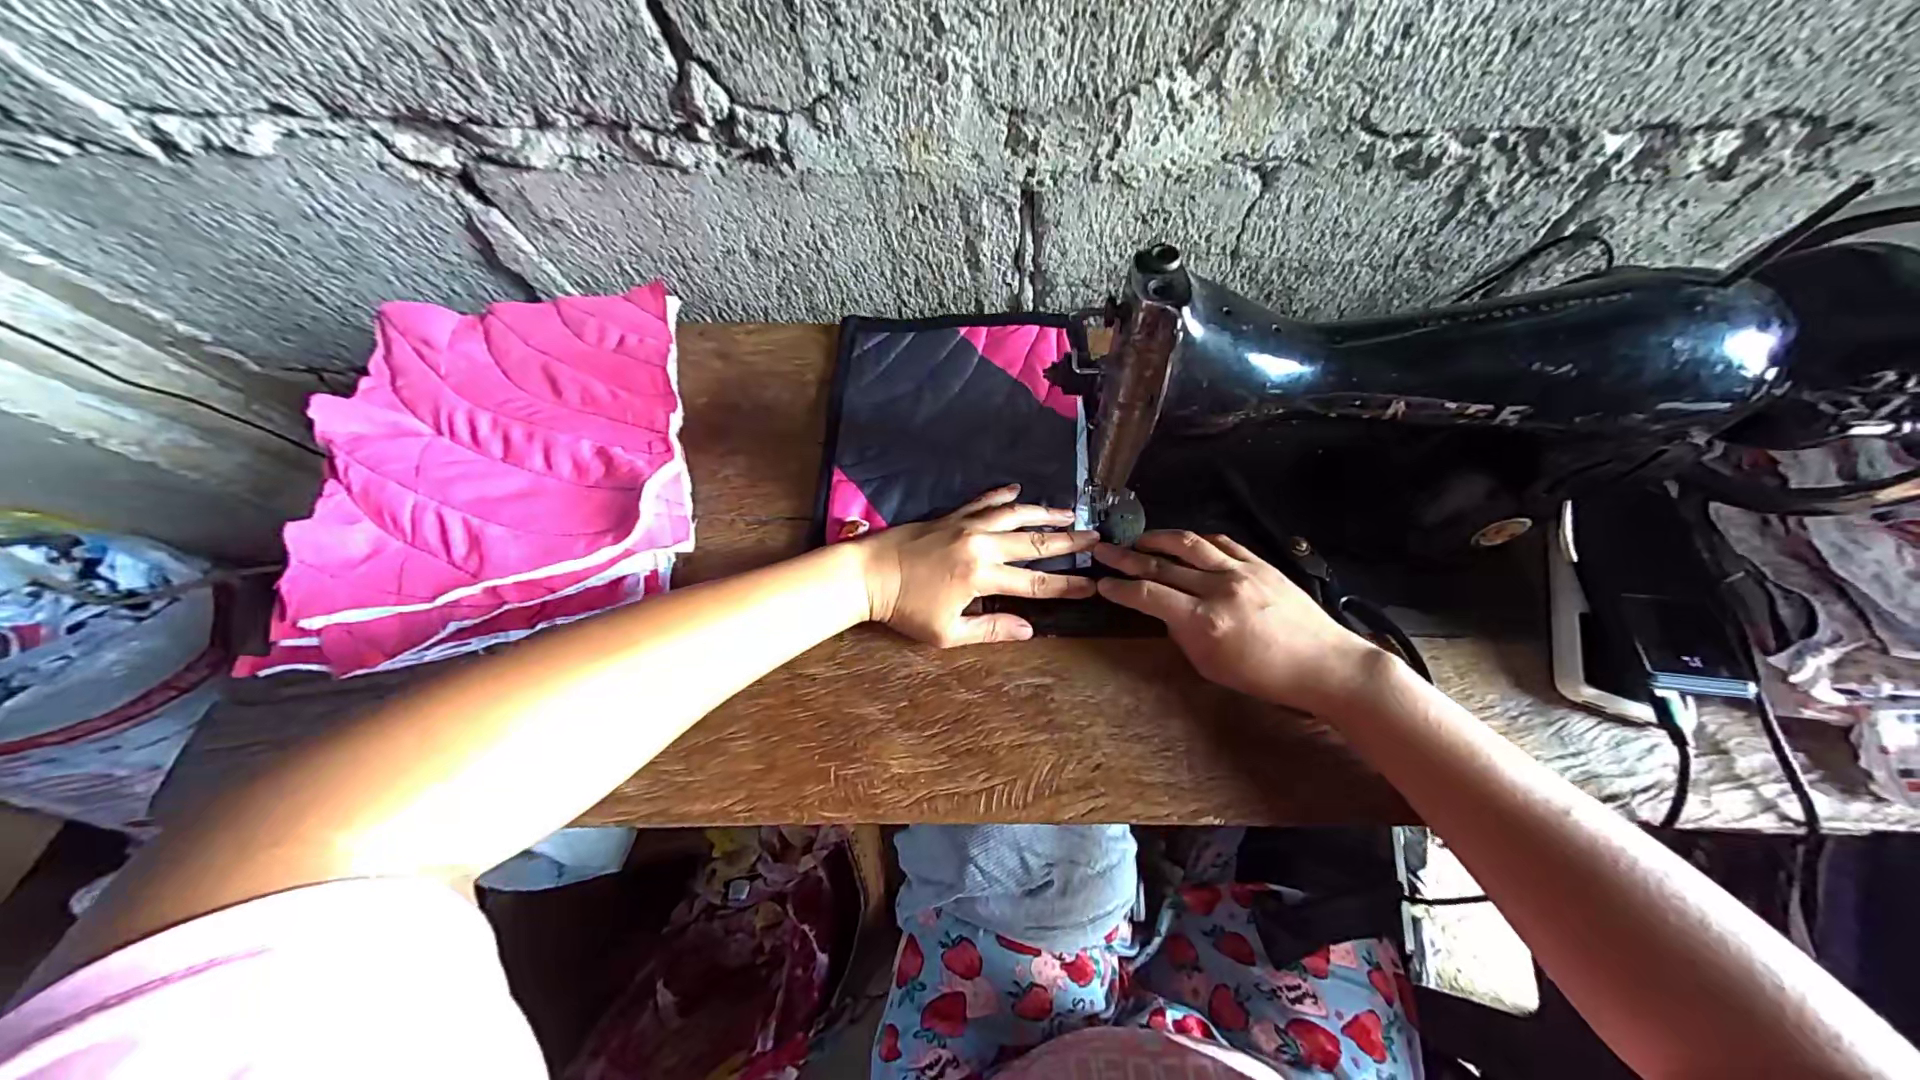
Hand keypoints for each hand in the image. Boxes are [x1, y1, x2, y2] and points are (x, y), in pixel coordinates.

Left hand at [857, 484, 1097, 646]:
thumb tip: (1029, 630)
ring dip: (1044, 512)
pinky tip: (1017, 490)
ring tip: (1069, 512)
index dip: (1066, 586)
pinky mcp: (950, 516)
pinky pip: (982, 501)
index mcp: (981, 576)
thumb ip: (989, 629)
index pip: (1034, 583)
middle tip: (1094, 537)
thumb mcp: (946, 632)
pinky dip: (1001, 495)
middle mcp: (980, 545)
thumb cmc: (904, 608)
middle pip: (1033, 542)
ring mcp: (965, 525)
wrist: (866, 574)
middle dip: (1067, 542)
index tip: (1091, 584)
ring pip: (1013, 515)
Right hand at [1094, 530, 1383, 712]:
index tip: (1103, 584)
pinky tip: (1183, 542)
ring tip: (1138, 540)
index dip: (1120, 588)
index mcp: (1203, 621)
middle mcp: (1218, 589)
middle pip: (1160, 565)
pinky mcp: (1260, 563)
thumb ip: (1182, 634)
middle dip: (1125, 558)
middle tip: (1104, 550)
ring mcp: (1240, 571)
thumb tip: (1166, 611)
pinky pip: (1221, 542)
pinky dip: (1196, 540)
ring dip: (1156, 538)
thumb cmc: (1265, 677)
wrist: (1325, 664)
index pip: (1148, 595)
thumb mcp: (1211, 666)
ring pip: (1188, 544)